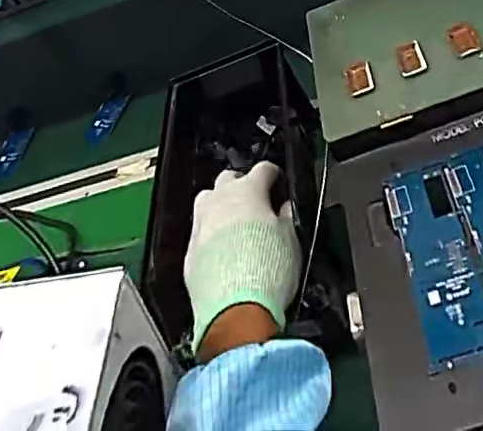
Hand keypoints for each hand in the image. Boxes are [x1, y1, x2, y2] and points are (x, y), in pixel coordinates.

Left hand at [184, 161, 299, 358]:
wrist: (236, 314)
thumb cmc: (267, 273)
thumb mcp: (292, 239)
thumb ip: (287, 216)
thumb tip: (285, 209)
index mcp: (248, 191)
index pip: (263, 169)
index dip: (274, 174)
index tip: (277, 182)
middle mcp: (221, 201)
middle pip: (229, 178)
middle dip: (241, 185)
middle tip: (256, 202)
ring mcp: (201, 225)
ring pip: (207, 201)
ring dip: (221, 206)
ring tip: (236, 224)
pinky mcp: (190, 252)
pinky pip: (200, 233)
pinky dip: (211, 236)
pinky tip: (224, 253)